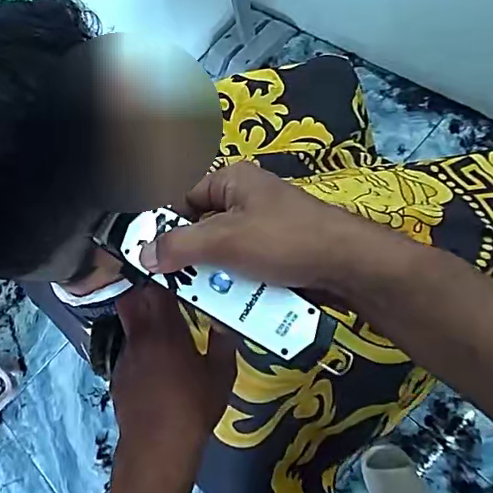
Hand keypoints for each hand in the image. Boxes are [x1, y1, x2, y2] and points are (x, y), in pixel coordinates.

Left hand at [108, 283, 235, 488]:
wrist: (157, 447)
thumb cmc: (194, 408)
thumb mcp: (221, 375)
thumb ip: (222, 343)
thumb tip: (223, 322)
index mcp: (166, 330)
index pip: (157, 289)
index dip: (164, 277)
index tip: (177, 273)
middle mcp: (140, 337)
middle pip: (131, 299)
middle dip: (145, 291)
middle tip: (166, 293)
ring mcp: (125, 357)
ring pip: (128, 325)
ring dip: (142, 320)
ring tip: (164, 329)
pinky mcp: (118, 376)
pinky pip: (128, 350)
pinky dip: (140, 348)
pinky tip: (156, 365)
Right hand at [140, 162, 396, 292]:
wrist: (350, 266)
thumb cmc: (285, 241)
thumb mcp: (225, 241)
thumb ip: (179, 247)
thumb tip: (142, 254)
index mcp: (232, 181)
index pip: (183, 199)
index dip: (165, 227)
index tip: (150, 257)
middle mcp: (247, 201)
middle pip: (202, 233)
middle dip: (193, 264)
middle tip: (179, 288)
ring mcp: (265, 230)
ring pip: (224, 258)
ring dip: (217, 283)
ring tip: (211, 306)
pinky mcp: (279, 256)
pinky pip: (247, 271)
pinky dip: (239, 289)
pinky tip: (236, 311)